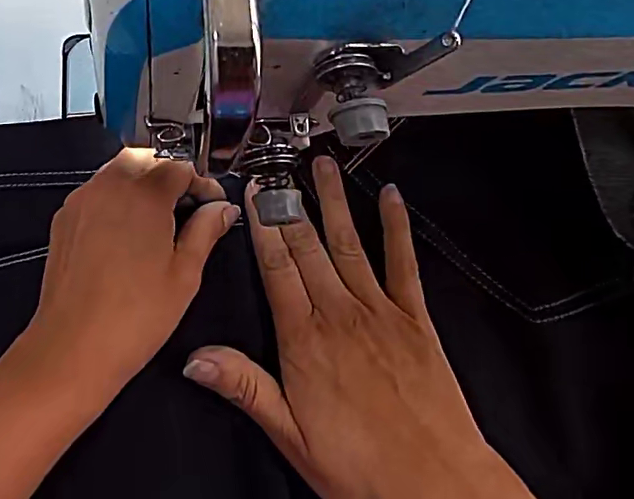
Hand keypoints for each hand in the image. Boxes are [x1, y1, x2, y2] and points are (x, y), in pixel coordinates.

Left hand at [25, 147, 237, 392]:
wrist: (70, 352)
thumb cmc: (133, 318)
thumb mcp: (185, 274)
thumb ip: (207, 230)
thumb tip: (222, 209)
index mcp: (145, 195)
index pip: (181, 167)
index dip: (202, 184)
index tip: (213, 205)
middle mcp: (111, 186)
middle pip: (148, 158)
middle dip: (171, 174)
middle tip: (187, 205)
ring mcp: (84, 200)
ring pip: (120, 169)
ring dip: (143, 181)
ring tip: (159, 217)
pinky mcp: (65, 218)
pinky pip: (98, 189)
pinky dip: (117, 196)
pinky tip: (128, 230)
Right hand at [183, 157, 535, 498]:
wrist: (435, 483)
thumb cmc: (364, 468)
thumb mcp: (292, 436)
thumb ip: (245, 388)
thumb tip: (198, 360)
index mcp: (307, 340)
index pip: (277, 268)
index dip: (265, 227)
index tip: (257, 196)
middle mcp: (341, 313)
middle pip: (308, 247)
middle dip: (291, 205)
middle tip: (281, 171)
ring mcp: (379, 309)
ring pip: (349, 241)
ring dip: (334, 201)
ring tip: (323, 167)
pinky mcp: (414, 315)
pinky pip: (401, 260)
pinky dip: (396, 225)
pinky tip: (390, 198)